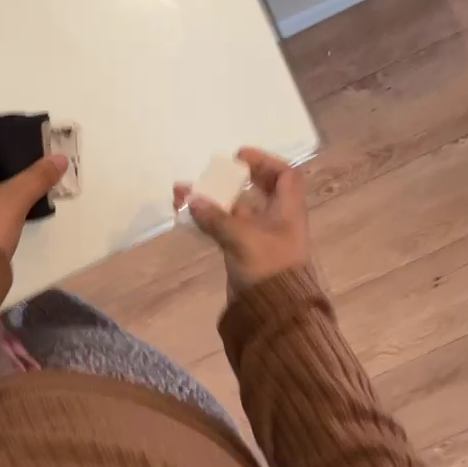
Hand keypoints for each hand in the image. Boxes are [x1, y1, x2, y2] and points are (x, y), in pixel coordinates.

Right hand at [173, 147, 311, 287]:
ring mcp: (257, 237)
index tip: (239, 156)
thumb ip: (217, 217)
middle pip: (253, 191)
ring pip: (232, 211)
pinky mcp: (242, 253)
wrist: (271, 310)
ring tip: (181, 193)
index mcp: (287, 211)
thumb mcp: (242, 238)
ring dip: (209, 201)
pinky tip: (186, 216)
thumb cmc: (268, 267)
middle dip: (228, 180)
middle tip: (207, 173)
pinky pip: (222, 229)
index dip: (264, 161)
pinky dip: (206, 221)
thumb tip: (192, 199)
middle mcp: (274, 220)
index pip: (284, 176)